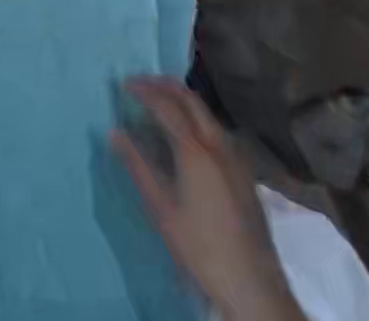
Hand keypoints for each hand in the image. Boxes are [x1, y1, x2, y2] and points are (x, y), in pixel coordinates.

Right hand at [113, 78, 304, 320]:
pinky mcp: (244, 174)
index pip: (166, 106)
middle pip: (192, 101)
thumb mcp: (160, 205)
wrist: (253, 286)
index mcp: (196, 151)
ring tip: (157, 101)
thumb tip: (115, 131)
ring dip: (181, 100)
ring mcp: (236, 160)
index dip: (143, 90)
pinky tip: (183, 132)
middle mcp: (219, 147)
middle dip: (164, 85)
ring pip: (207, 114)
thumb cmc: (199, 244)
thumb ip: (137, 163)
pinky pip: (216, 130)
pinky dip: (194, 117)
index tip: (122, 84)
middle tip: (139, 82)